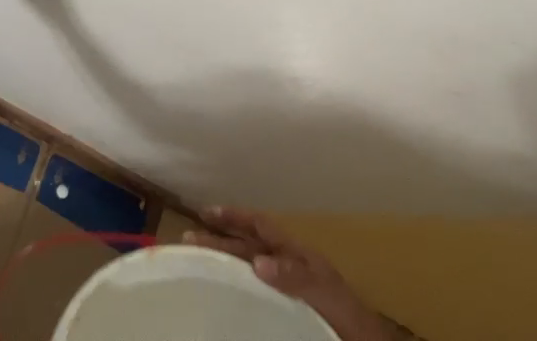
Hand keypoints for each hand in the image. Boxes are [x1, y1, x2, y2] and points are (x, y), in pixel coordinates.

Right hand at [183, 207, 405, 340]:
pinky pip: (256, 294)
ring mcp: (289, 292)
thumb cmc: (350, 323)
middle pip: (249, 246)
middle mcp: (290, 268)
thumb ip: (294, 277)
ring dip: (224, 263)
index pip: (261, 227)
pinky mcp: (287, 315)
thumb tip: (257, 261)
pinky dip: (236, 290)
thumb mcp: (326, 296)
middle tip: (187, 240)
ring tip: (196, 264)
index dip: (234, 217)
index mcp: (298, 256)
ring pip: (250, 269)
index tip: (205, 213)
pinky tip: (222, 299)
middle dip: (219, 240)